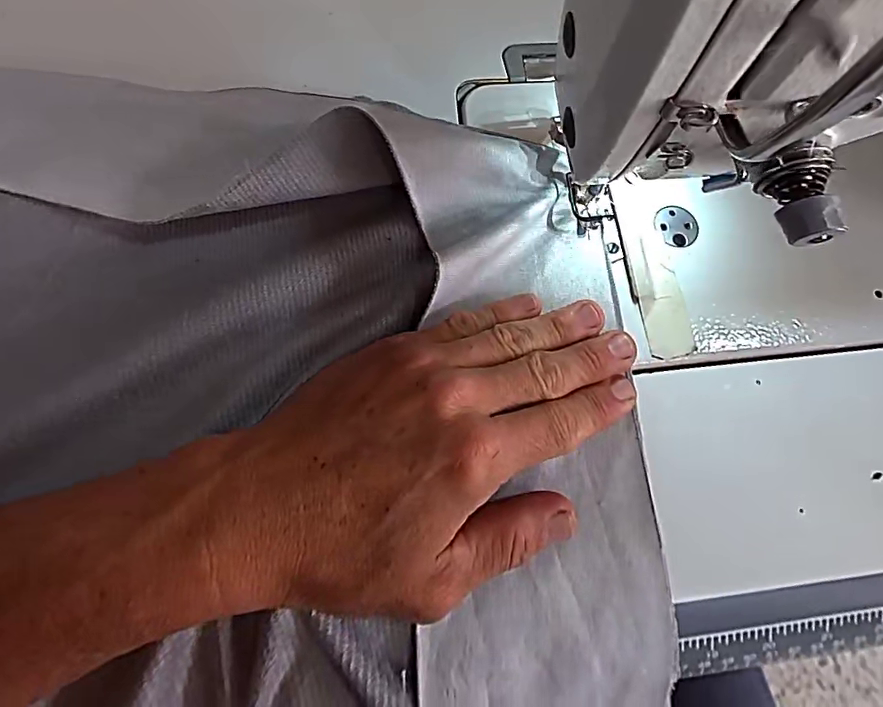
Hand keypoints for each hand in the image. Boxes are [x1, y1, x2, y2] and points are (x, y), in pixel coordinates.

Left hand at [206, 295, 637, 622]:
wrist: (261, 504)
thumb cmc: (337, 546)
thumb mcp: (432, 578)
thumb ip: (506, 541)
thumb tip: (557, 515)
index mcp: (474, 459)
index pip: (557, 423)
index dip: (596, 406)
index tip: (621, 393)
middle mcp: (457, 402)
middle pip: (543, 371)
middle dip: (590, 358)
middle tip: (620, 345)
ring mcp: (426, 367)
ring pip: (511, 337)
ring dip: (556, 326)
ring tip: (589, 315)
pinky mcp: (399, 350)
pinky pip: (465, 323)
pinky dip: (501, 312)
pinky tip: (524, 305)